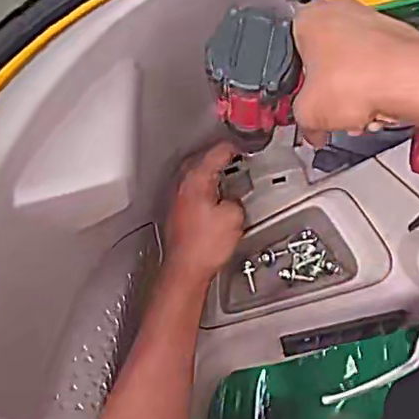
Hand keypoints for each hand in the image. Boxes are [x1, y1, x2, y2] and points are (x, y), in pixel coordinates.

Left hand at [162, 143, 245, 285]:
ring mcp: (176, 199)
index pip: (217, 153)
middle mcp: (182, 186)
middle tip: (236, 160)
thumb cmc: (203, 247)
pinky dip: (204, 189)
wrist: (186, 268)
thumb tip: (235, 199)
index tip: (242, 150)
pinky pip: (191, 191)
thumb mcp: (234, 217)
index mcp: (196, 180)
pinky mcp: (176, 212)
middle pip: (202, 160)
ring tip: (227, 177)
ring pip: (195, 175)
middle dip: (220, 159)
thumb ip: (237, 199)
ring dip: (211, 174)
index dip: (234, 149)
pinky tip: (214, 198)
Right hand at [292, 0, 418, 136]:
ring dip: (355, 93)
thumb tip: (312, 131)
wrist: (408, 81)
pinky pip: (378, 67)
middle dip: (331, 92)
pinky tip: (379, 107)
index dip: (299, 84)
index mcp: (308, 18)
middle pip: (327, 61)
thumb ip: (303, 122)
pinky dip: (376, 87)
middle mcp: (340, 11)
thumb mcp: (308, 113)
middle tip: (332, 113)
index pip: (292, 52)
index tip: (305, 101)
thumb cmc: (359, 81)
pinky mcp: (397, 37)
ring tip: (359, 116)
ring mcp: (372, 21)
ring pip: (354, 65)